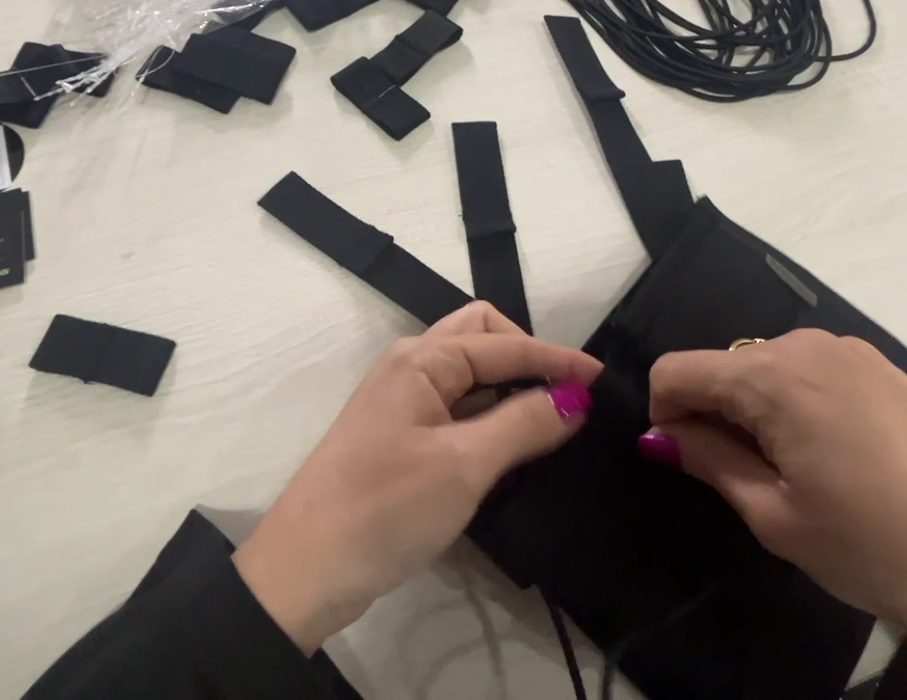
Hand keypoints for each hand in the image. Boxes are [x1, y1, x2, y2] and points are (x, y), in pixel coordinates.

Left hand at [234, 302, 600, 652]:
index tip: (602, 380)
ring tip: (547, 417)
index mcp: (422, 359)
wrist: (305, 571)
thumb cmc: (385, 509)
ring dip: (508, 383)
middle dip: (526, 355)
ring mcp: (401, 399)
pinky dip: (489, 409)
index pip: (504, 343)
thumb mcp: (464, 466)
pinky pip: (456, 402)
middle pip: (480, 336)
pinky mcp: (400, 433)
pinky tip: (509, 440)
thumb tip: (574, 398)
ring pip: (468, 370)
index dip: (556, 358)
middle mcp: (410, 366)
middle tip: (563, 395)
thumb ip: (524, 424)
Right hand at [642, 330, 906, 699]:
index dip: (663, 416)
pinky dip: (795, 408)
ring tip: (795, 478)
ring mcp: (854, 352)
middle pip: (723, 366)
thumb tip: (661, 435)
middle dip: (712, 415)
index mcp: (775, 374)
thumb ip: (709, 461)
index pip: (677, 370)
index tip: (684, 464)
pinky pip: (811, 375)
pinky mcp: (885, 369)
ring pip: (767, 370)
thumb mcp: (779, 517)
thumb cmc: (883, 549)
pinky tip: (835, 462)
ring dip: (754, 413)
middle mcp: (810, 344)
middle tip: (743, 483)